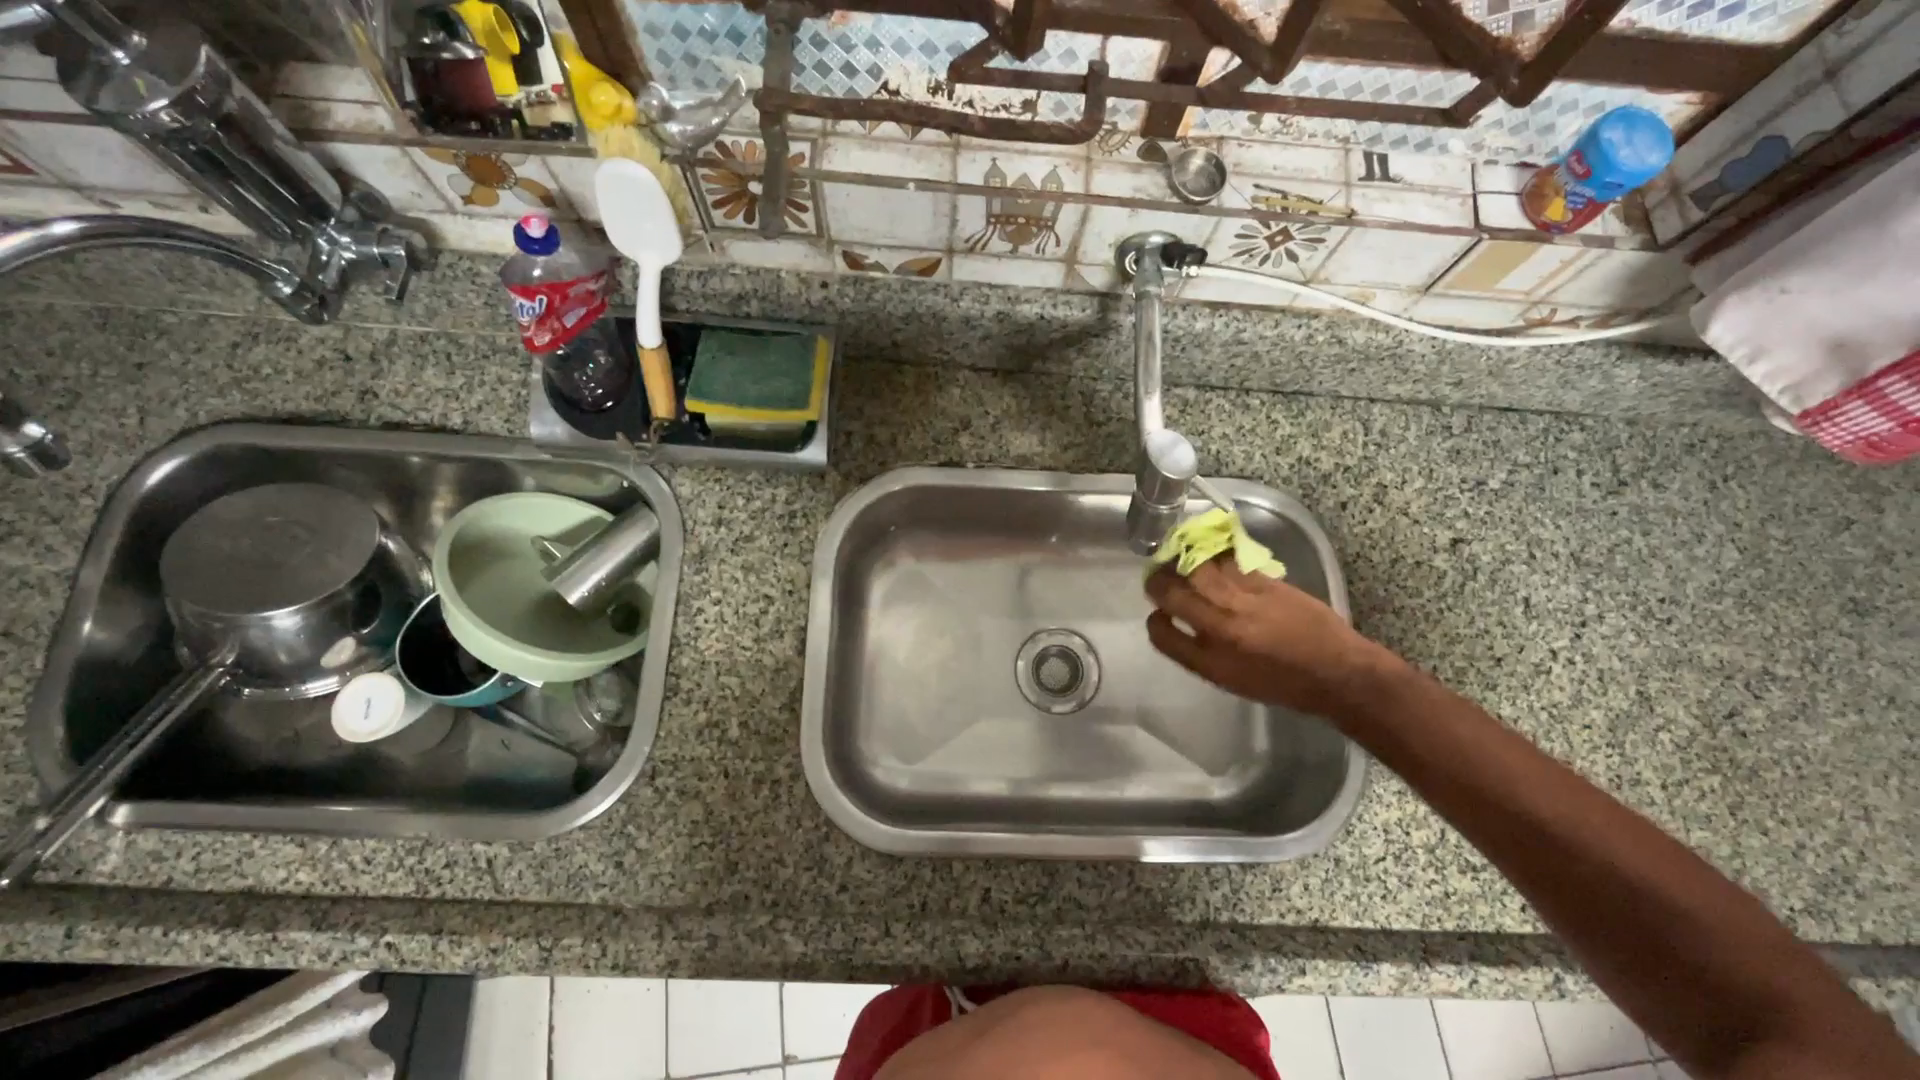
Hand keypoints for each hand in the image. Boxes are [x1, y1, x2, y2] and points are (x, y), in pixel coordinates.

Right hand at [1144, 557, 1403, 720]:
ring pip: (1196, 568)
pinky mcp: (1264, 582)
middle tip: (1159, 576)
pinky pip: (1227, 560)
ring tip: (1181, 558)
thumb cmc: (1282, 684)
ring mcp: (1243, 600)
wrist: (1335, 671)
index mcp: (1209, 659)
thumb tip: (1179, 626)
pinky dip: (1214, 555)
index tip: (1158, 615)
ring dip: (1183, 560)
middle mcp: (1220, 627)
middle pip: (1172, 593)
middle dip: (1158, 580)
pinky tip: (1212, 555)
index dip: (1154, 620)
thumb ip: (1199, 653)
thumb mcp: (1230, 680)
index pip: (1162, 632)